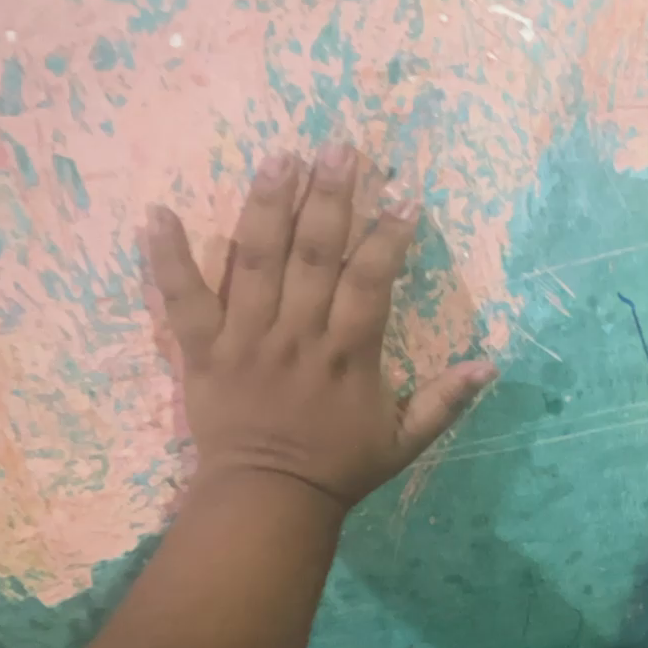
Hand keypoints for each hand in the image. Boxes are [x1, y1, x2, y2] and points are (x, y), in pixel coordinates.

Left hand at [143, 145, 497, 510]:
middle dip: (330, 199)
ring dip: (267, 207)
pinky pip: (182, 301)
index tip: (404, 198)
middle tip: (340, 148)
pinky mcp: (202, 351)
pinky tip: (157, 212)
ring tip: (280, 156)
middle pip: (314, 256)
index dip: (388, 239)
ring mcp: (246, 340)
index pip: (370, 283)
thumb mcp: (406, 441)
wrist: (268, 500)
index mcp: (349, 356)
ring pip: (255, 263)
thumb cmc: (341, 467)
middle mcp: (298, 337)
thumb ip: (446, 401)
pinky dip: (167, 258)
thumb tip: (490, 365)